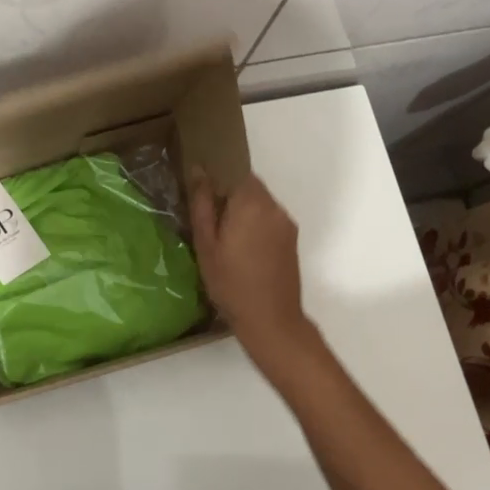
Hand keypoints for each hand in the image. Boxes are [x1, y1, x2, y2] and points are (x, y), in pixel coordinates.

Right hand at [187, 168, 310, 352]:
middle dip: (228, 192)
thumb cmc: (231, 283)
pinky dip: (254, 220)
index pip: (236, 169)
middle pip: (249, 184)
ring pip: (260, 201)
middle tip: (207, 213)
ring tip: (222, 232)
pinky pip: (269, 217)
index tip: (200, 186)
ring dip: (242, 207)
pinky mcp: (291, 238)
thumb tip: (198, 171)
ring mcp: (286, 223)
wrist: (271, 321)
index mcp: (251, 203)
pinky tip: (240, 245)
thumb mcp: (205, 244)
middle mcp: (274, 207)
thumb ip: (202, 204)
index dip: (217, 173)